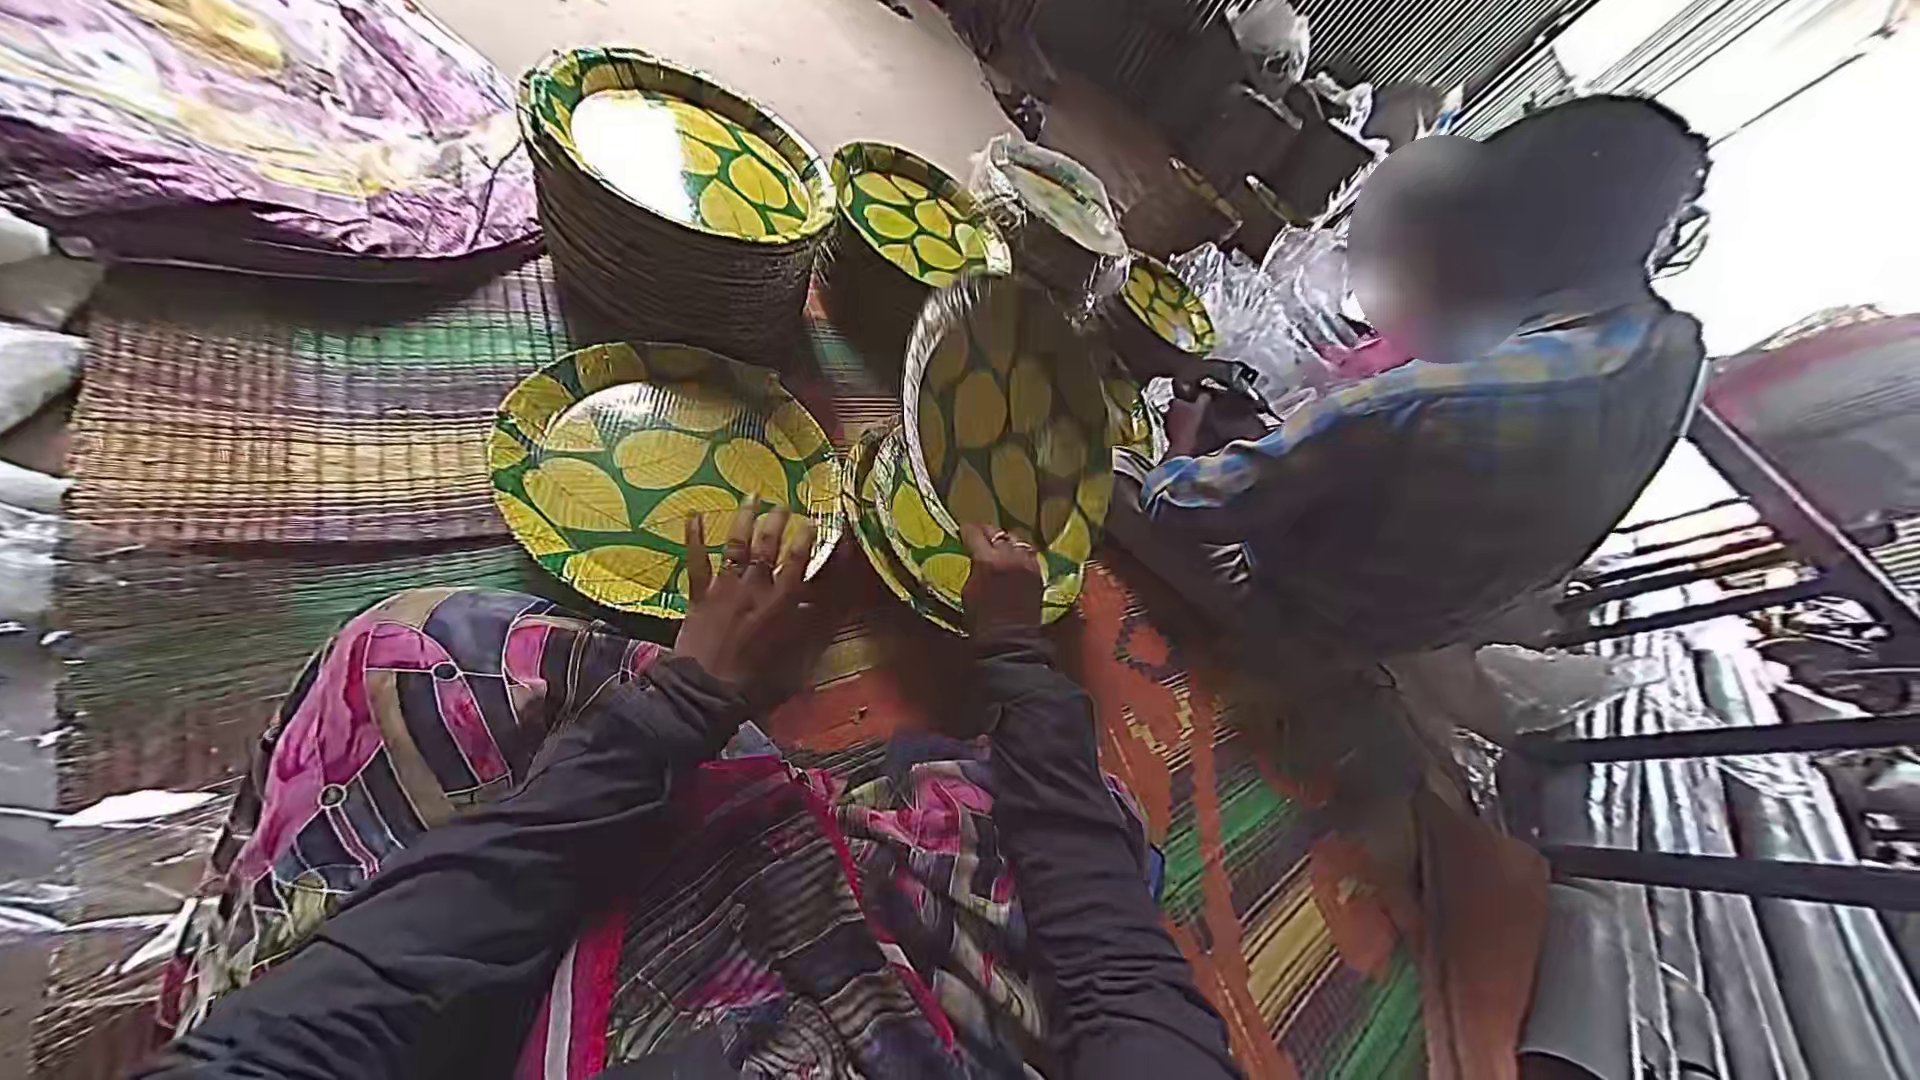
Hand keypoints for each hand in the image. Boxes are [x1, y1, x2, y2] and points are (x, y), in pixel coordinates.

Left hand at [677, 496, 816, 689]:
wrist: (706, 692)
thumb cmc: (756, 681)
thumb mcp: (797, 658)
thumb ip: (814, 629)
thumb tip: (828, 605)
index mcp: (780, 603)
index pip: (797, 562)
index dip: (805, 539)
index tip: (812, 521)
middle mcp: (754, 588)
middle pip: (767, 547)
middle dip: (777, 522)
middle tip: (783, 504)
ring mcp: (724, 588)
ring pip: (736, 546)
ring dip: (744, 519)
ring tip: (751, 497)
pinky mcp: (699, 596)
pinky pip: (696, 563)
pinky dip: (694, 538)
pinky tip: (692, 515)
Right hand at [960, 523, 1042, 636]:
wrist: (1010, 640)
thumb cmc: (981, 621)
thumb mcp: (968, 590)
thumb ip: (973, 567)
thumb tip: (974, 557)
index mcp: (987, 561)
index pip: (974, 534)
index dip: (966, 530)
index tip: (962, 530)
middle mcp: (1009, 556)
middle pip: (997, 532)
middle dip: (985, 532)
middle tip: (978, 534)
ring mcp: (1027, 563)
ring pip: (1015, 538)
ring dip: (1004, 539)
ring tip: (997, 544)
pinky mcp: (1038, 572)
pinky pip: (1028, 552)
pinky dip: (1019, 550)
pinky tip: (1013, 555)